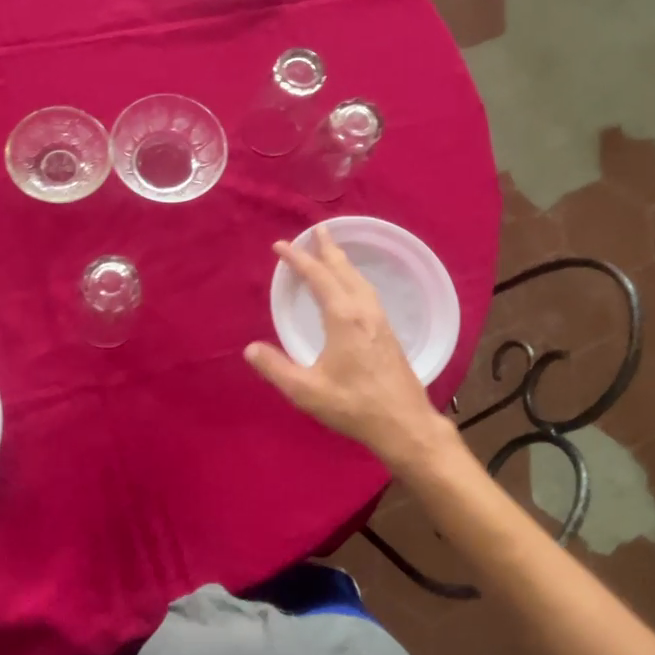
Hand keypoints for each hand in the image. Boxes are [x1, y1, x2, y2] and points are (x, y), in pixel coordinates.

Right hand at [244, 225, 457, 468]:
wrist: (404, 424)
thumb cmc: (353, 405)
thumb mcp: (306, 391)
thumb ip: (275, 368)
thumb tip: (250, 349)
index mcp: (343, 318)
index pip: (318, 277)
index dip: (298, 259)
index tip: (280, 246)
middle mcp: (363, 311)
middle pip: (344, 271)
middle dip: (328, 249)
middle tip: (316, 230)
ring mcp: (380, 321)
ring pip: (360, 281)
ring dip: (343, 263)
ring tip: (332, 253)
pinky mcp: (388, 334)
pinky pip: (367, 293)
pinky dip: (354, 279)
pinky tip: (352, 289)